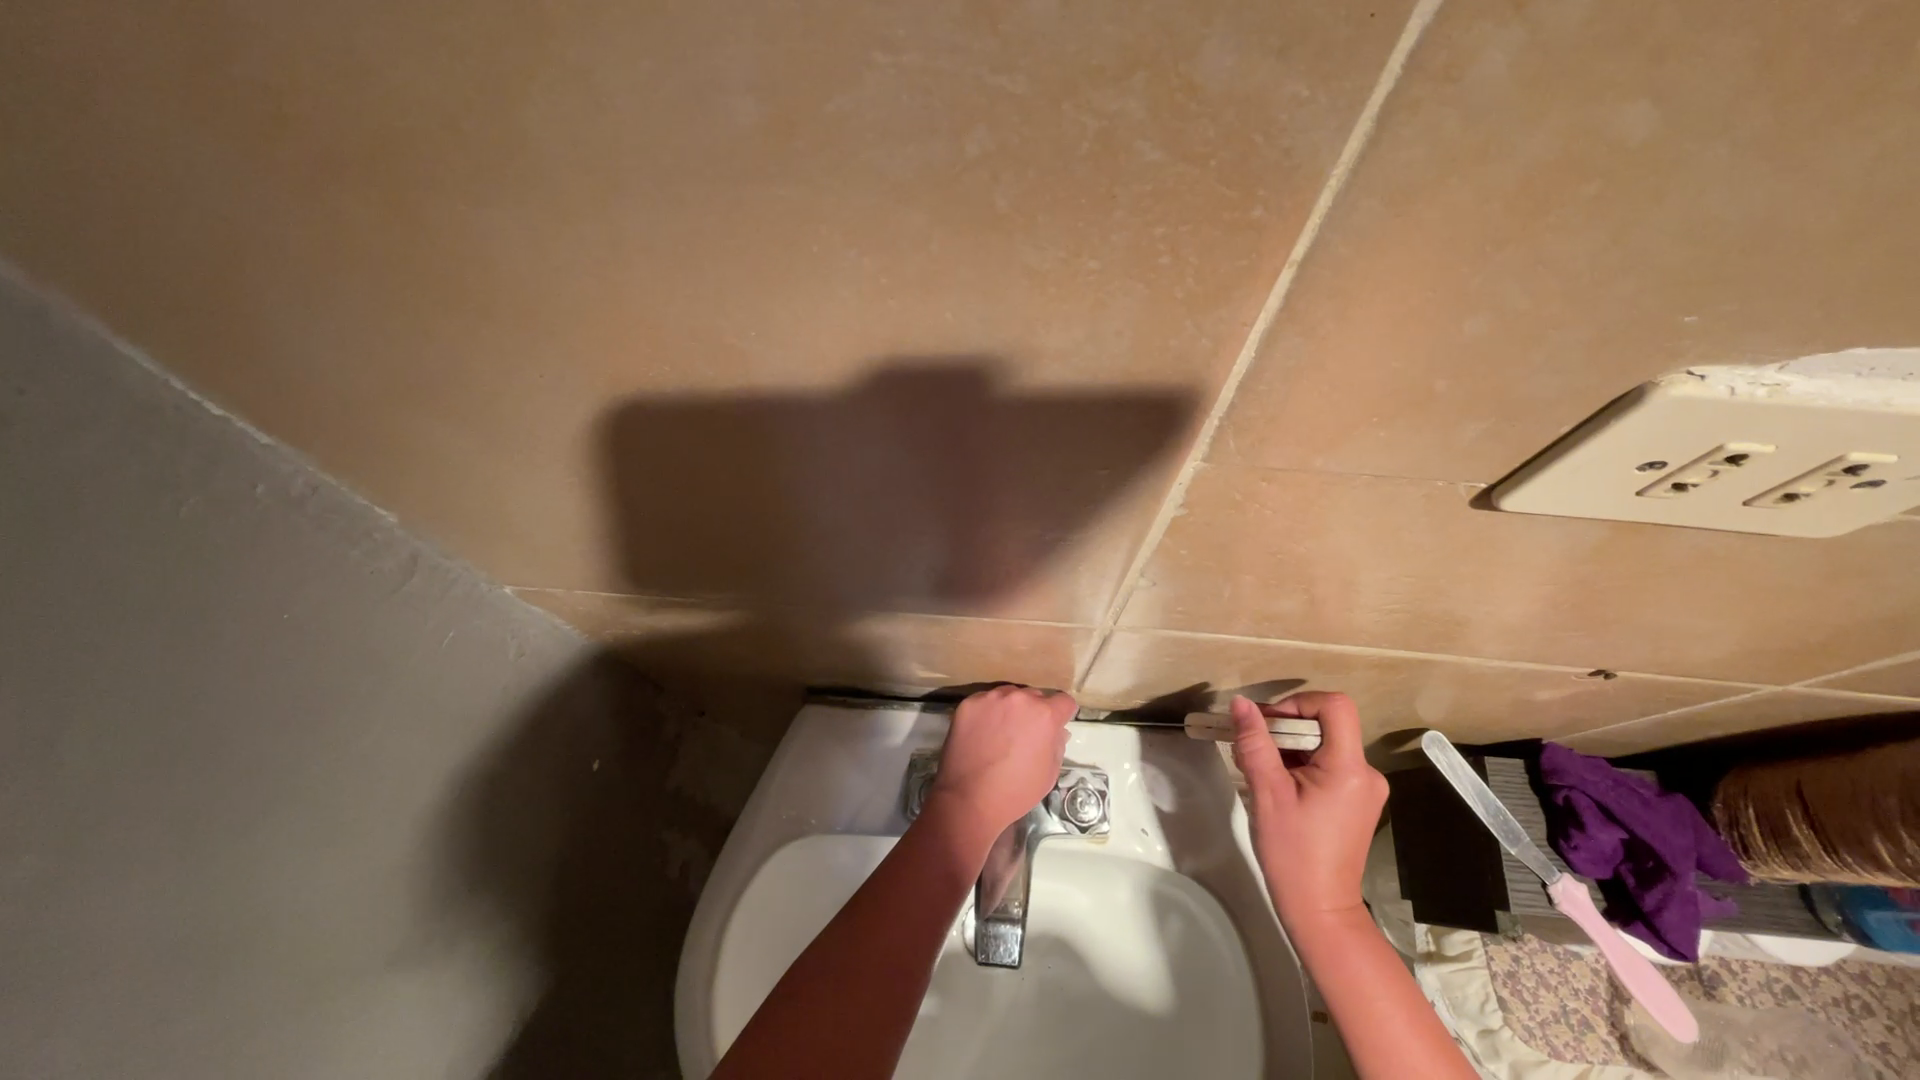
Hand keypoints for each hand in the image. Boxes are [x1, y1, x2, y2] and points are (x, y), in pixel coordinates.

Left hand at [928, 685, 1074, 832]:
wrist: (969, 799)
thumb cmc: (1016, 792)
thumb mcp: (1049, 773)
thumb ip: (1057, 745)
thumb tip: (1057, 731)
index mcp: (1045, 715)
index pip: (1063, 701)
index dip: (1062, 714)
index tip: (1055, 726)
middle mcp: (1020, 699)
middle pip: (1035, 696)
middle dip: (1034, 712)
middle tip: (1024, 734)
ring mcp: (991, 698)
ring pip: (1008, 695)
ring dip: (1010, 709)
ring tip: (1000, 733)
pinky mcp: (968, 704)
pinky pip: (985, 702)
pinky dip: (987, 713)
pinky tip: (981, 733)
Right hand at [1230, 692, 1387, 928]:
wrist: (1319, 909)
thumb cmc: (1292, 852)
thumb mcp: (1266, 793)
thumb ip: (1255, 743)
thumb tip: (1241, 703)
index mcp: (1349, 768)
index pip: (1334, 706)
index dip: (1297, 704)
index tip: (1266, 725)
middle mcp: (1366, 773)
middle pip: (1327, 725)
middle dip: (1285, 729)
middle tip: (1252, 749)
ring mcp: (1365, 789)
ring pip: (1324, 746)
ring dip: (1289, 749)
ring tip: (1259, 773)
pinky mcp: (1357, 803)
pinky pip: (1328, 767)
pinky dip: (1300, 767)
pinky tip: (1277, 788)